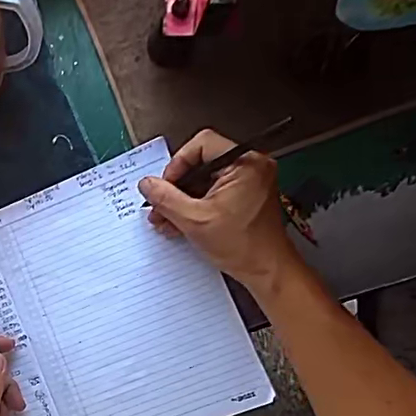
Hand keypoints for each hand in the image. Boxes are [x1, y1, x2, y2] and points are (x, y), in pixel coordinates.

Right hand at [138, 129, 299, 290]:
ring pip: (205, 180)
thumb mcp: (195, 220)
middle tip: (162, 204)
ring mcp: (250, 181)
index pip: (201, 144)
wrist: (267, 271)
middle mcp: (251, 167)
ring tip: (167, 218)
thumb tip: (148, 184)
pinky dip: (197, 205)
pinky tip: (181, 221)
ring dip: (183, 199)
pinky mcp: (246, 196)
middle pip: (202, 163)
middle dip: (177, 187)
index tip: (166, 185)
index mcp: (245, 164)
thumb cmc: (246, 247)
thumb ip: (166, 199)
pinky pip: (215, 192)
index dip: (177, 164)